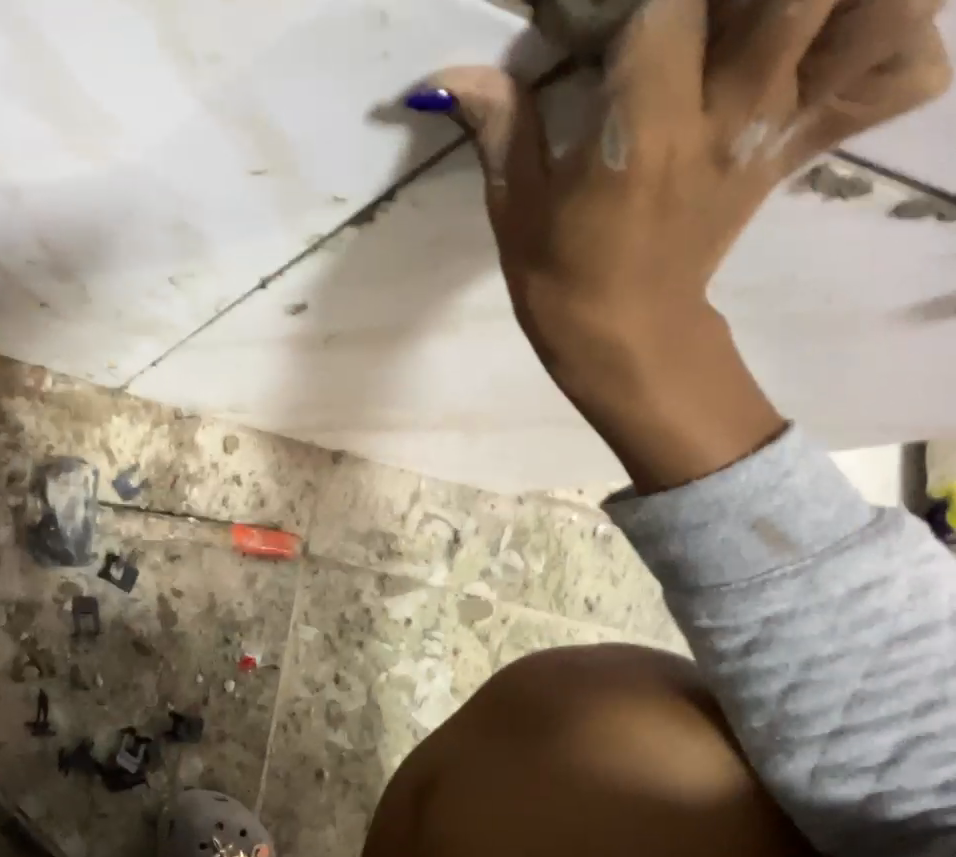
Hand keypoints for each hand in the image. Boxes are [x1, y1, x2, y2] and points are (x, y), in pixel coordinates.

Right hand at [413, 0, 948, 489]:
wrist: (626, 332)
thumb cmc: (557, 271)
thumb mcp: (513, 203)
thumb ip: (499, 124)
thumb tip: (446, 75)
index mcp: (645, 133)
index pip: (670, 9)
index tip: (600, 11)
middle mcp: (729, 116)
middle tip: (699, 11)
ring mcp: (781, 127)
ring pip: (882, 15)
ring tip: (778, 15)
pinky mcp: (806, 144)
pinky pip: (900, 77)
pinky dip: (901, 39)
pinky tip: (841, 37)